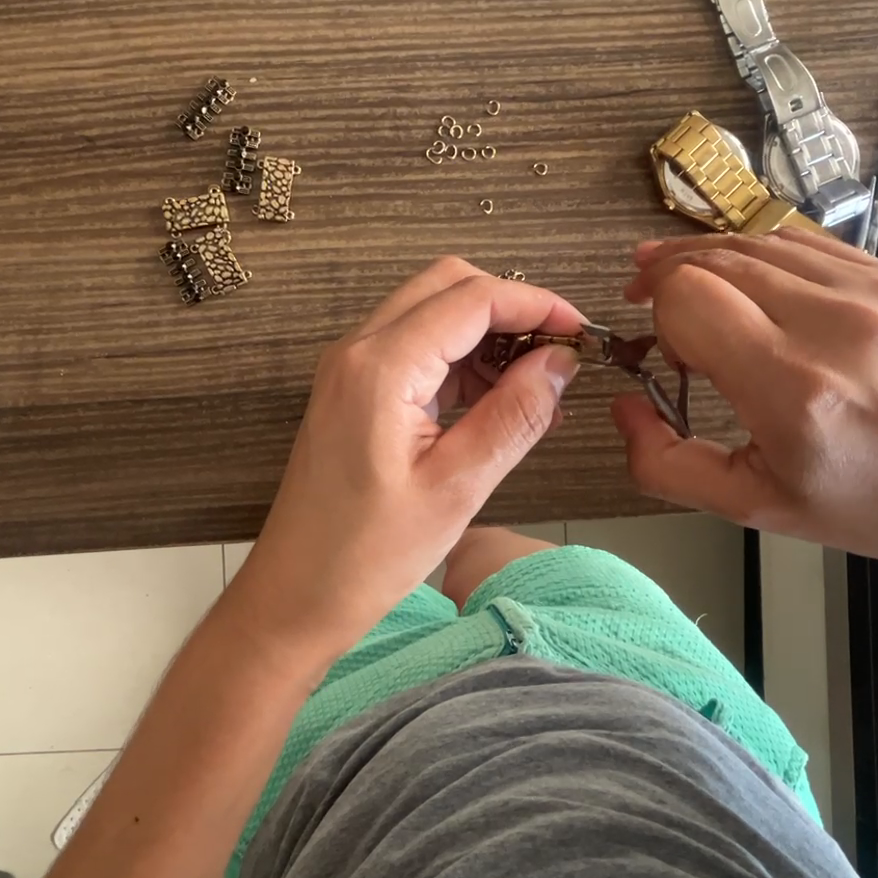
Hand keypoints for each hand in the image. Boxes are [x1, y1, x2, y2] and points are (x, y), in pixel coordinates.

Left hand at [228, 258, 584, 655]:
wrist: (295, 591)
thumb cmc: (369, 554)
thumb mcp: (458, 487)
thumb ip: (515, 415)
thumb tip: (561, 362)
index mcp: (381, 366)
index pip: (471, 297)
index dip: (535, 304)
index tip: (582, 333)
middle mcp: (358, 349)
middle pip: (446, 286)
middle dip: (510, 308)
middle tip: (557, 356)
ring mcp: (349, 366)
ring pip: (430, 312)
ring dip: (485, 334)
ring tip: (534, 390)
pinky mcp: (351, 389)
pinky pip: (413, 348)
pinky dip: (458, 360)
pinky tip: (495, 403)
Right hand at [613, 231, 877, 620]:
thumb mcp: (755, 510)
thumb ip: (664, 464)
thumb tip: (624, 406)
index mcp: (793, 387)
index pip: (686, 297)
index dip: (656, 317)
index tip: (666, 354)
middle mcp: (833, 322)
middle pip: (712, 259)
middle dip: (666, 278)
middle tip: (649, 308)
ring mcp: (876, 290)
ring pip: (755, 240)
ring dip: (703, 256)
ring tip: (677, 278)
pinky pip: (805, 243)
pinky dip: (756, 250)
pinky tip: (741, 272)